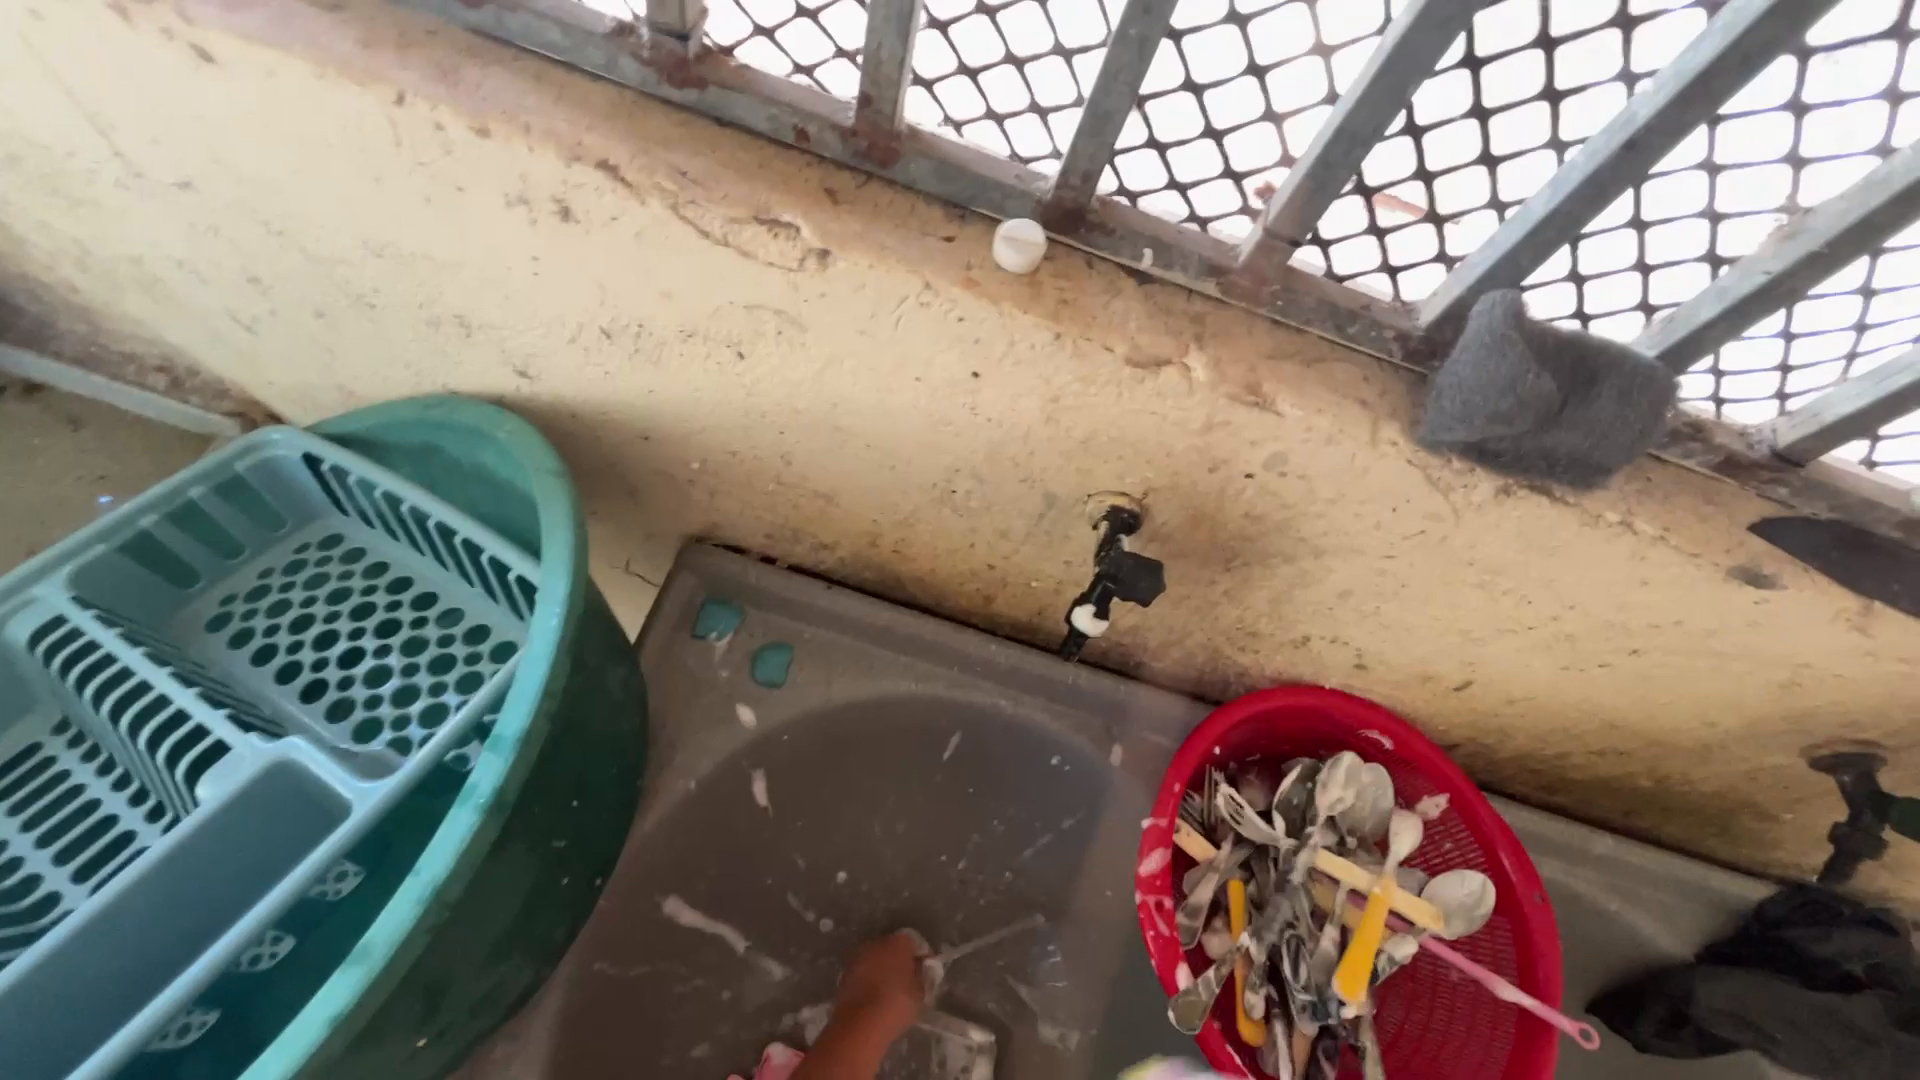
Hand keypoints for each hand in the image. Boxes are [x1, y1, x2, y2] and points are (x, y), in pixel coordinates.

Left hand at [791, 931, 929, 1079]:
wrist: (860, 1024)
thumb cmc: (897, 1005)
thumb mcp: (920, 993)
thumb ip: (921, 976)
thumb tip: (919, 969)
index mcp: (899, 942)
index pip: (914, 942)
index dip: (920, 956)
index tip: (925, 970)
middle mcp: (878, 942)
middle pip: (893, 947)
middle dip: (900, 960)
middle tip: (907, 980)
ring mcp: (859, 956)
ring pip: (876, 958)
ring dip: (883, 968)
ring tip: (890, 989)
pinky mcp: (845, 972)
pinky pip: (864, 971)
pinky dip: (869, 979)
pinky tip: (874, 996)